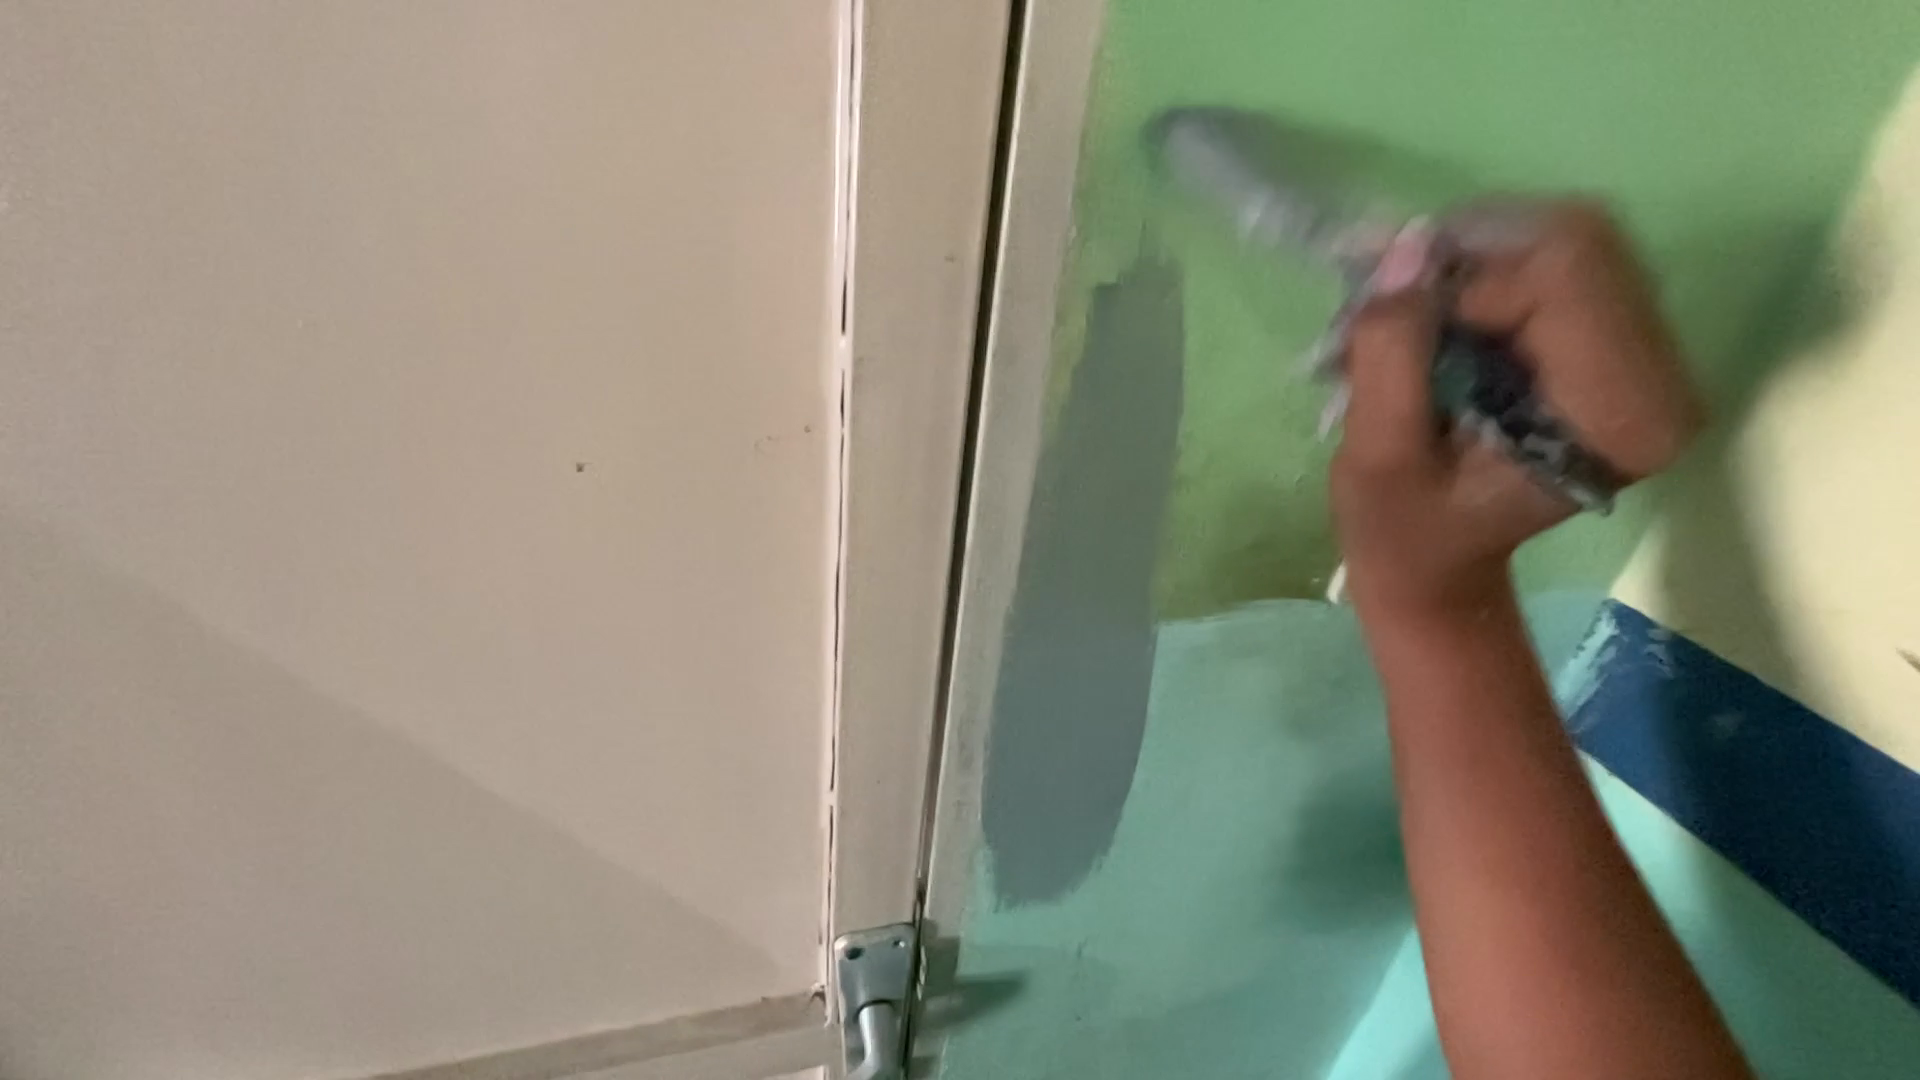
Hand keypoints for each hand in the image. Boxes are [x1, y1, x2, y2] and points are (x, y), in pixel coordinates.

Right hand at [1330, 200, 1704, 621]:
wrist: (1433, 567)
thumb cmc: (1400, 532)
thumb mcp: (1375, 453)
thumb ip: (1390, 353)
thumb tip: (1402, 250)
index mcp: (1618, 416)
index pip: (1563, 273)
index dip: (1460, 278)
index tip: (1384, 319)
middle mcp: (1661, 376)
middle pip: (1577, 242)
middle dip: (1466, 255)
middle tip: (1387, 296)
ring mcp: (1645, 356)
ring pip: (1566, 244)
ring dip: (1469, 263)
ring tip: (1402, 310)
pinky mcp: (1615, 346)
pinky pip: (1556, 267)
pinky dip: (1481, 276)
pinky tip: (1432, 315)